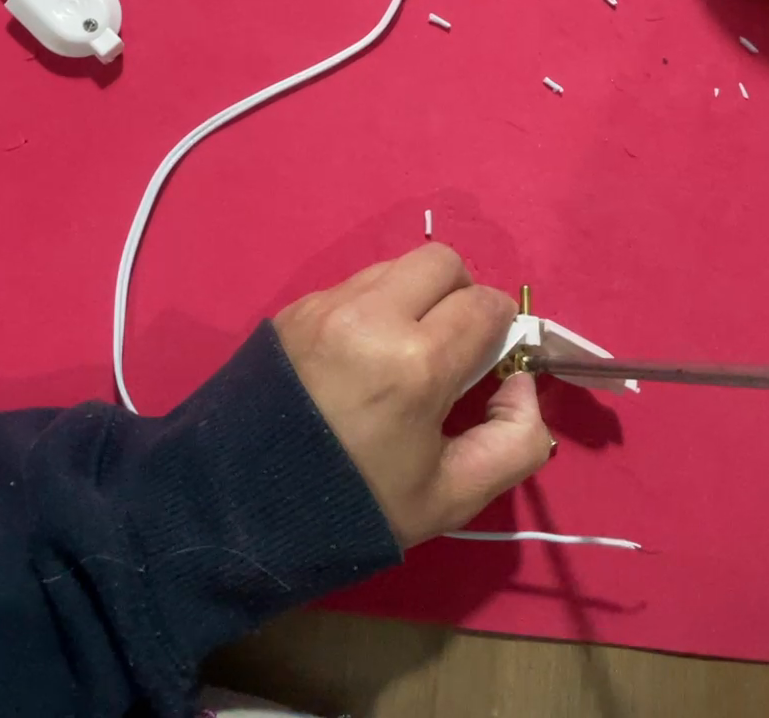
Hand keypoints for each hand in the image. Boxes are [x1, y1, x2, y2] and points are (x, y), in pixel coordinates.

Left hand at [271, 243, 552, 548]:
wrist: (247, 504)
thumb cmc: (358, 505)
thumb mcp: (453, 496)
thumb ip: (516, 440)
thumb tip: (520, 382)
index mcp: (416, 362)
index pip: (486, 304)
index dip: (502, 327)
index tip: (492, 356)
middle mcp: (370, 316)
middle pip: (442, 263)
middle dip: (462, 294)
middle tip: (453, 342)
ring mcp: (326, 305)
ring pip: (395, 267)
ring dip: (416, 296)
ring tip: (403, 348)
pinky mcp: (295, 308)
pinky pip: (353, 285)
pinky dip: (373, 307)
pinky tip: (359, 355)